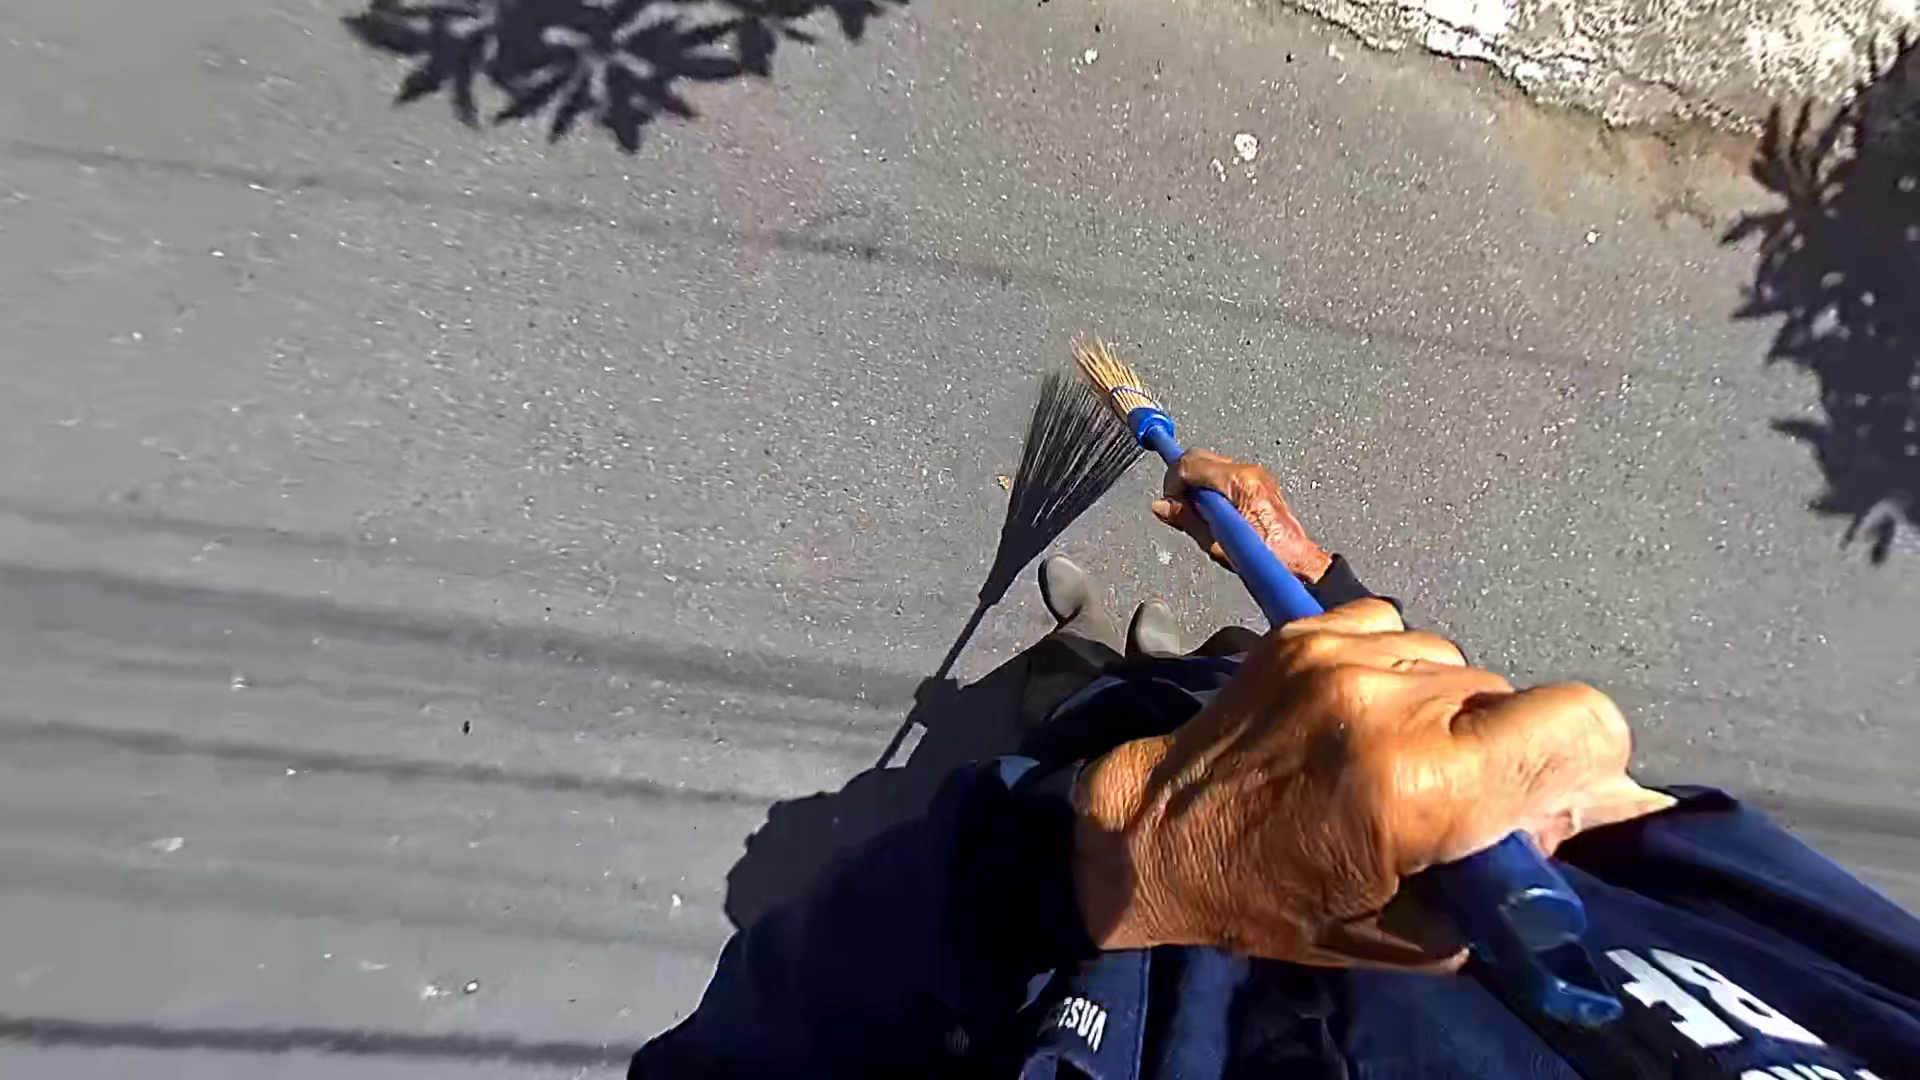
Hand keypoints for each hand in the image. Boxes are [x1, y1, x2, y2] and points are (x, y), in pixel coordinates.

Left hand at [1071, 599, 1672, 967]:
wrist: (1161, 829)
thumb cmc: (1276, 896)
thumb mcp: (1418, 927)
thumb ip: (1512, 864)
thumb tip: (1576, 803)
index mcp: (1423, 785)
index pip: (1583, 721)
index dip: (1579, 761)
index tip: (1533, 791)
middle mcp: (1381, 702)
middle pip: (1506, 691)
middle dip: (1494, 740)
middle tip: (1441, 780)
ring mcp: (1329, 658)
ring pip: (1444, 653)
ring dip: (1434, 696)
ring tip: (1383, 739)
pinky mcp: (1290, 636)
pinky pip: (1382, 622)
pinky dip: (1384, 657)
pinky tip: (1348, 699)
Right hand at [1151, 449, 1332, 582]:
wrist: (1297, 561)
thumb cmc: (1266, 558)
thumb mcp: (1215, 545)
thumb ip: (1186, 520)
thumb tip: (1162, 506)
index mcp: (1237, 484)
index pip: (1189, 464)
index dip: (1172, 482)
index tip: (1170, 501)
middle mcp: (1248, 472)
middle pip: (1196, 456)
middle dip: (1181, 479)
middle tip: (1180, 506)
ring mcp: (1254, 474)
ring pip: (1208, 463)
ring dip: (1195, 483)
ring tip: (1200, 513)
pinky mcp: (1257, 480)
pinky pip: (1221, 472)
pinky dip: (1208, 486)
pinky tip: (1214, 511)